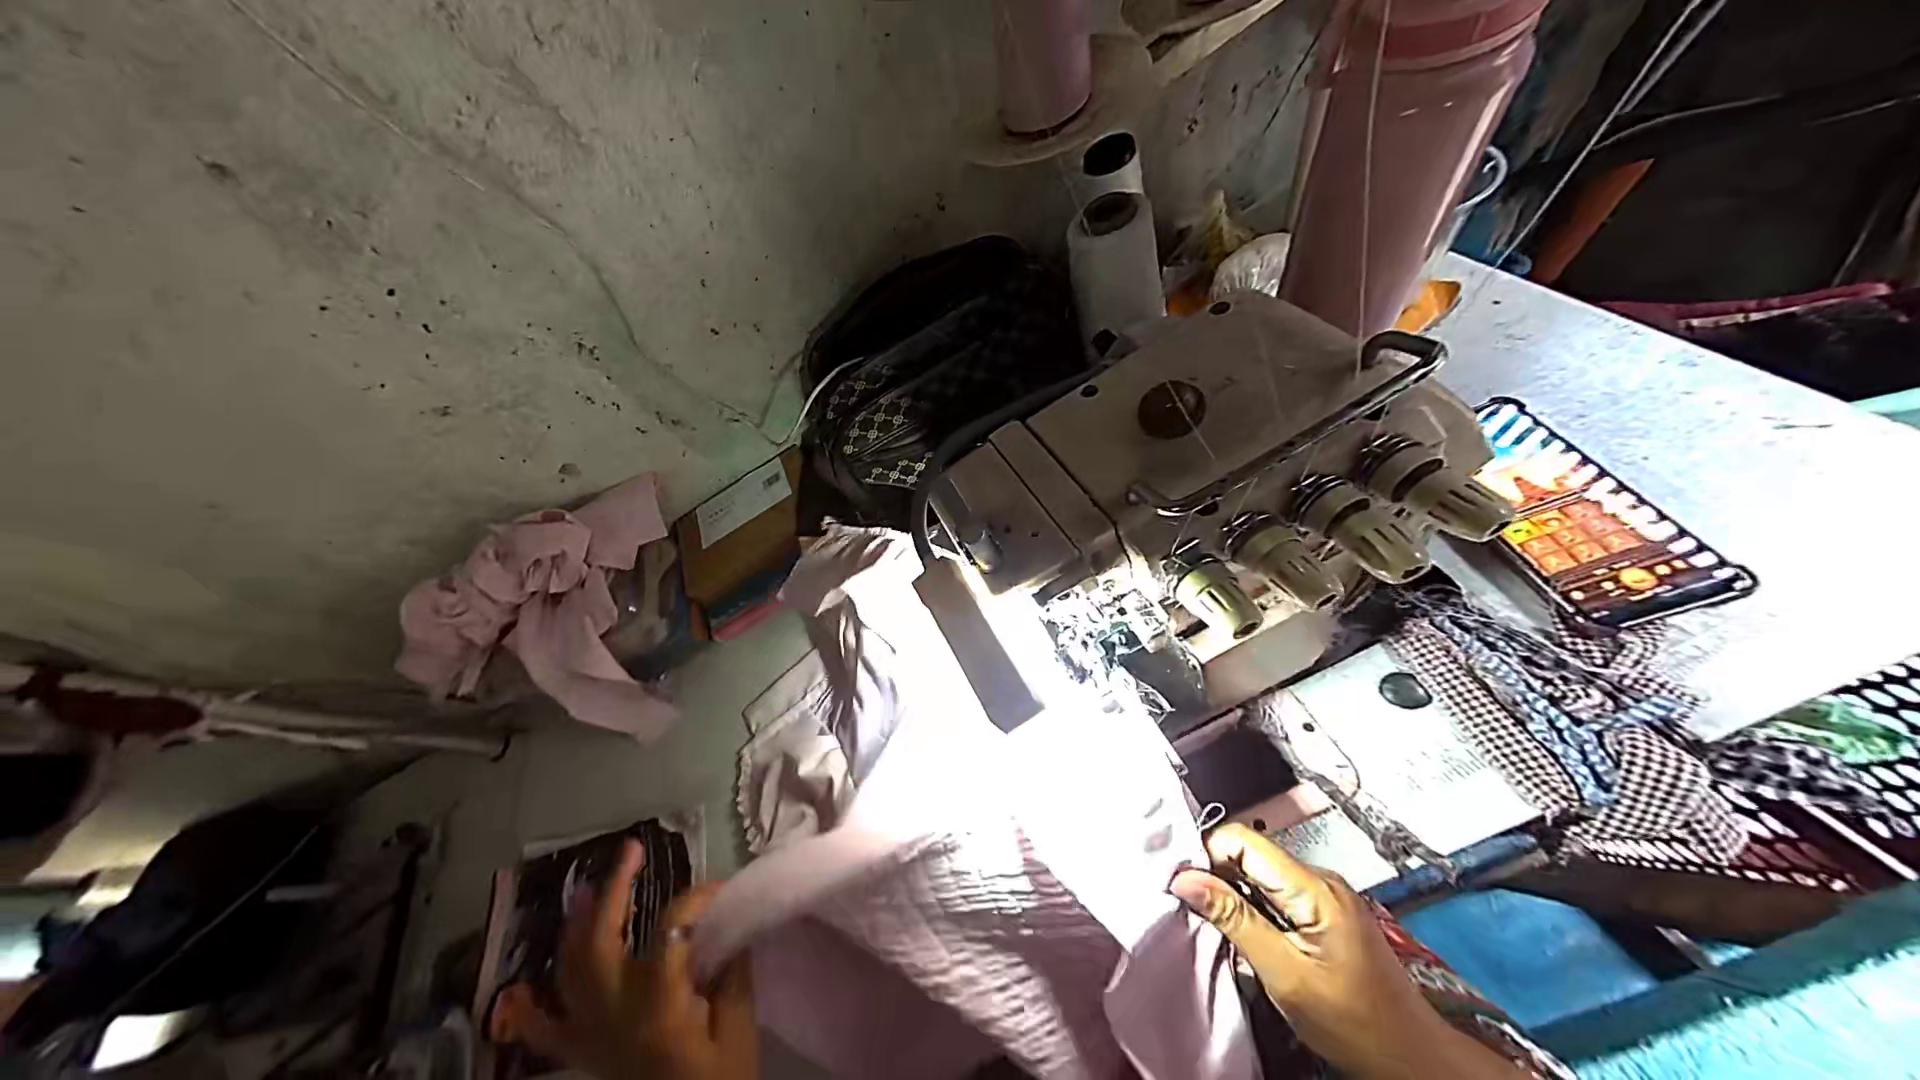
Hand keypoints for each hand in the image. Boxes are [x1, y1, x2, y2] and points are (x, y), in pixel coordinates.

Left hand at [489, 840, 756, 1079]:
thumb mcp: (738, 1028)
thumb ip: (730, 972)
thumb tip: (725, 923)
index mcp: (659, 1007)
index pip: (670, 930)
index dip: (695, 899)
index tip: (722, 888)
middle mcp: (614, 1017)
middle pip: (600, 943)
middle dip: (615, 890)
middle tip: (631, 851)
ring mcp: (591, 1037)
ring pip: (569, 973)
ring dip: (575, 927)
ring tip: (586, 888)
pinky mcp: (585, 1055)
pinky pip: (546, 1034)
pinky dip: (528, 1012)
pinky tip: (518, 991)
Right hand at [1170, 824, 1520, 1079]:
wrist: (1415, 1060)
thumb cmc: (1356, 1026)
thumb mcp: (1285, 975)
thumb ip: (1234, 920)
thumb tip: (1185, 880)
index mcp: (1314, 888)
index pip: (1242, 839)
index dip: (1208, 856)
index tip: (1189, 889)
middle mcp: (1321, 879)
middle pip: (1250, 852)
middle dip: (1218, 876)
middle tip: (1202, 914)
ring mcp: (1325, 893)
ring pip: (1260, 871)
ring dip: (1235, 893)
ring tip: (1226, 929)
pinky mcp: (1325, 909)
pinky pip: (1276, 889)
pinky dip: (1255, 906)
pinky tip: (1252, 936)